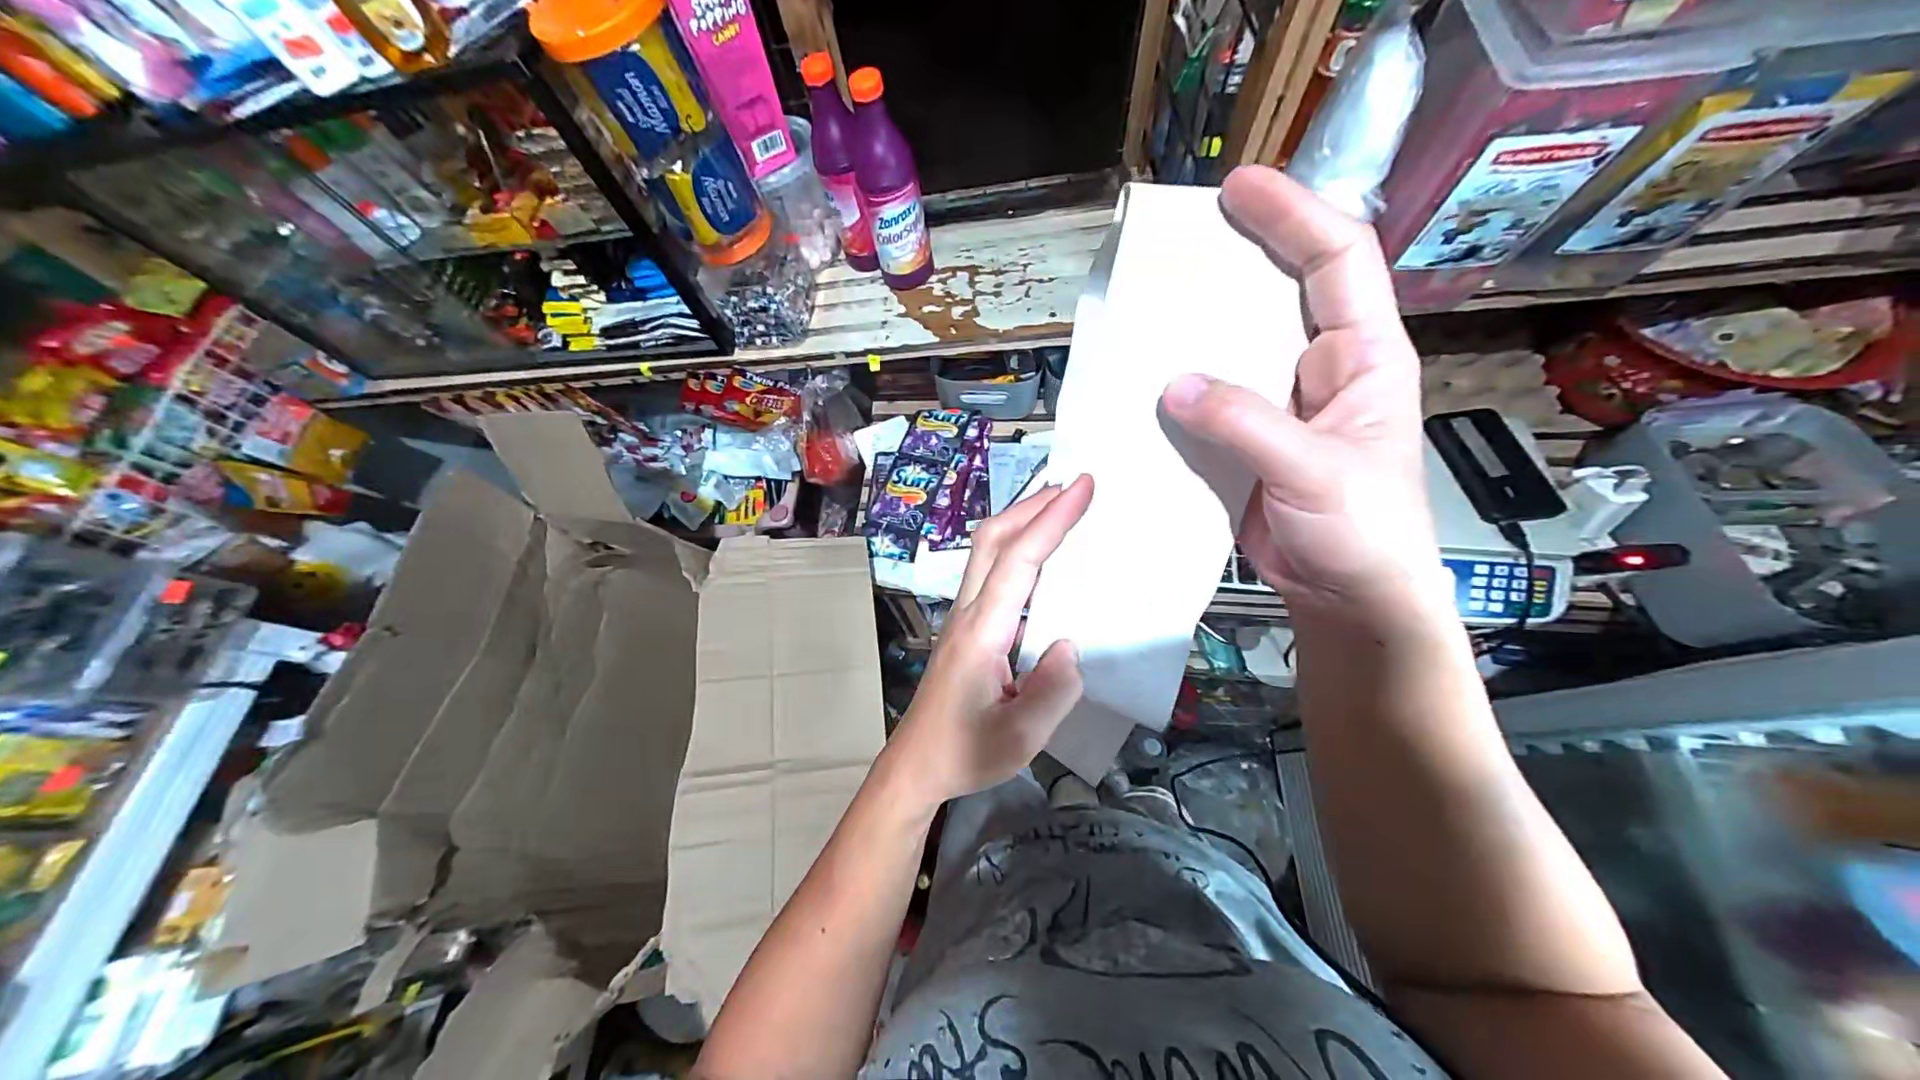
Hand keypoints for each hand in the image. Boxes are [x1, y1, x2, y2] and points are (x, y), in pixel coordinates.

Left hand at [882, 476, 1094, 804]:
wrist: (915, 766)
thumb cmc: (964, 752)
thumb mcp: (1021, 737)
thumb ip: (1053, 691)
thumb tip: (1067, 646)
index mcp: (983, 633)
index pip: (1019, 562)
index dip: (1050, 521)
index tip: (1082, 488)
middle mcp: (968, 614)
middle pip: (992, 541)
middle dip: (1032, 505)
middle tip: (1073, 484)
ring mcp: (962, 619)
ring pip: (986, 552)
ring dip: (1020, 521)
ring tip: (1058, 505)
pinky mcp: (965, 629)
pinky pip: (989, 573)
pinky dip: (1015, 548)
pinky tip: (1037, 557)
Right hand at [1159, 166, 1441, 617]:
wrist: (1347, 599)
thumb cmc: (1365, 534)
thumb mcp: (1316, 472)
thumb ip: (1248, 425)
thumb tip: (1175, 385)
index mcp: (1362, 359)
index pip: (1338, 261)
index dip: (1292, 216)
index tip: (1238, 189)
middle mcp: (1319, 372)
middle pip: (1278, 293)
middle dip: (1234, 259)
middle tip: (1178, 242)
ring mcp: (1279, 408)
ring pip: (1236, 348)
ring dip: (1196, 327)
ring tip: (1150, 306)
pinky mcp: (1246, 444)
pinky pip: (1208, 403)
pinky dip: (1178, 391)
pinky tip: (1145, 381)